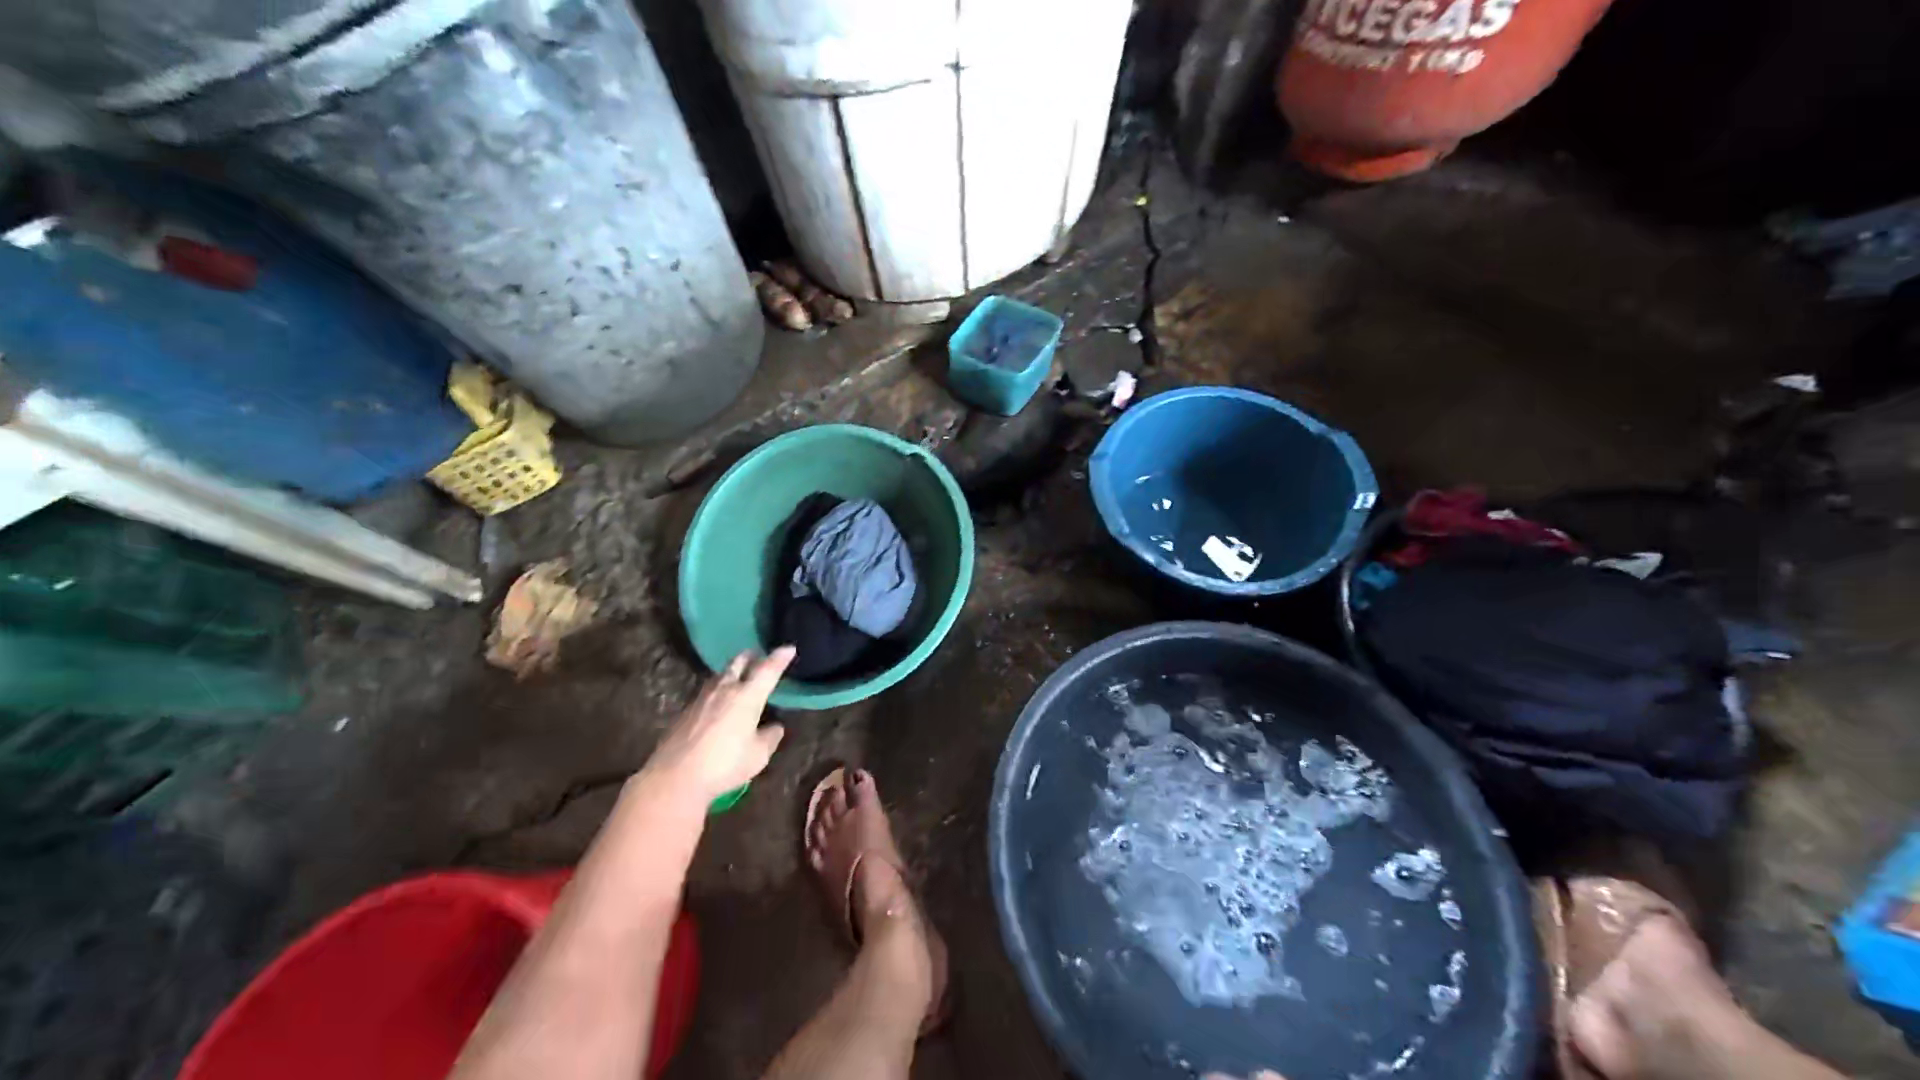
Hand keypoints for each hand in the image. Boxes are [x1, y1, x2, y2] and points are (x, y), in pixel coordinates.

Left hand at [643, 647, 793, 802]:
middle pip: (738, 664)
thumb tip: (775, 727)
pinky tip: (717, 703)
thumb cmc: (724, 764)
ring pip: (720, 676)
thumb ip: (769, 737)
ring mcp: (701, 699)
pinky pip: (706, 692)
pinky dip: (717, 691)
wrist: (675, 777)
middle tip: (758, 655)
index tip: (788, 648)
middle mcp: (725, 690)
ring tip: (738, 676)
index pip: (767, 670)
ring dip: (731, 672)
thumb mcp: (758, 755)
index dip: (779, 657)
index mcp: (747, 696)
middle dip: (750, 657)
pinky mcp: (685, 712)